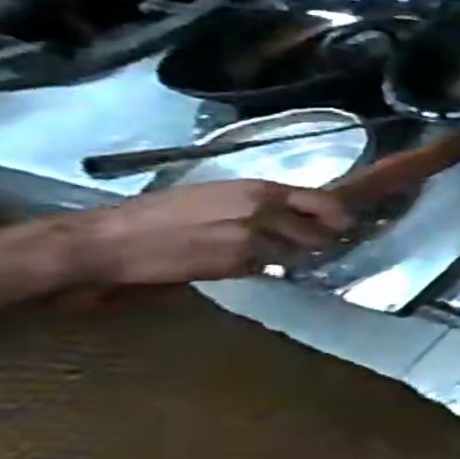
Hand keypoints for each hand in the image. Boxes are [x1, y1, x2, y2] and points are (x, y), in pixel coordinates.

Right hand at [76, 180, 353, 284]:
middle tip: (324, 247)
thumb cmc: (162, 211)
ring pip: (297, 254)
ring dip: (298, 258)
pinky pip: (268, 268)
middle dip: (325, 241)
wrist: (113, 239)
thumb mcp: (221, 192)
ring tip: (290, 257)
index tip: (346, 224)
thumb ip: (262, 201)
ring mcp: (253, 241)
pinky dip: (268, 268)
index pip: (323, 202)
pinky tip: (255, 266)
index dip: (339, 216)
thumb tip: (294, 210)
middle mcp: (265, 213)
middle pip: (319, 233)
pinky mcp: (236, 266)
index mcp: (262, 190)